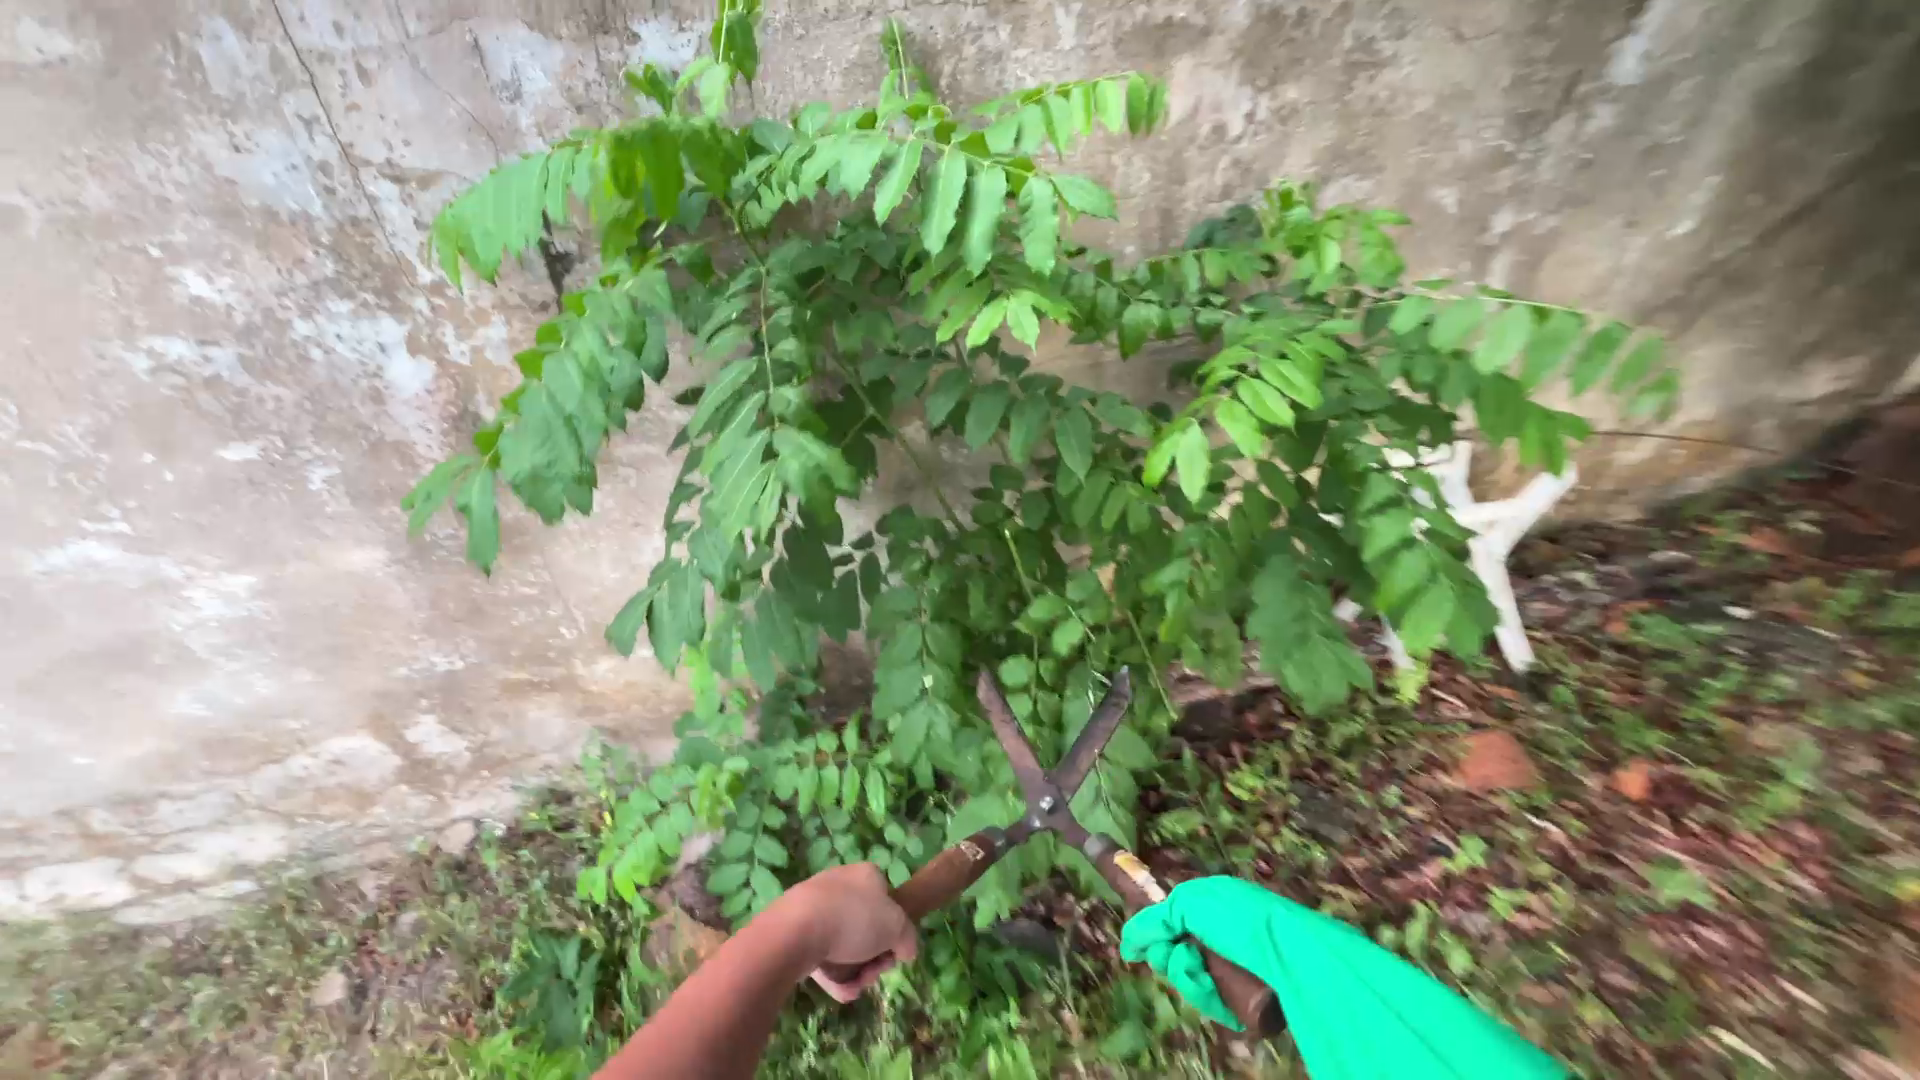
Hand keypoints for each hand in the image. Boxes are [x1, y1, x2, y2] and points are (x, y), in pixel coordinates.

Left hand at [773, 863, 916, 1002]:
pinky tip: (840, 990)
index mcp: (866, 875)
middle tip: (873, 971)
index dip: (894, 929)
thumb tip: (906, 950)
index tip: (892, 951)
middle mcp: (842, 885)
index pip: (888, 900)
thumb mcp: (897, 927)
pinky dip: (833, 974)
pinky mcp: (797, 930)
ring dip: (855, 970)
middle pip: (867, 928)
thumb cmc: (855, 919)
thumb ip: (908, 938)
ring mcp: (817, 907)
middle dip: (874, 956)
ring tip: (854, 986)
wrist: (798, 929)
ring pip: (845, 944)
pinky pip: (822, 954)